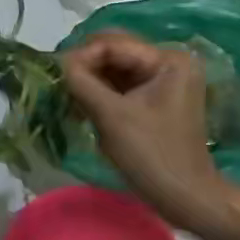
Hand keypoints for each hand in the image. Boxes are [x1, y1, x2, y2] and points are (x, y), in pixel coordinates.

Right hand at [61, 30, 230, 227]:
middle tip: (58, 85)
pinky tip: (83, 106)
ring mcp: (166, 80)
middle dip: (86, 67)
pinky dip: (104, 93)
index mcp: (168, 59)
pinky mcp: (159, 99)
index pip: (114, 43)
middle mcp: (170, 61)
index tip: (54, 75)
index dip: (81, 55)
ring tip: (68, 98)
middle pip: (117, 52)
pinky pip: (125, 86)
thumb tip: (58, 63)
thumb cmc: (151, 155)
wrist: (185, 196)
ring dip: (92, 80)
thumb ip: (82, 84)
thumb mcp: (112, 117)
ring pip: (118, 69)